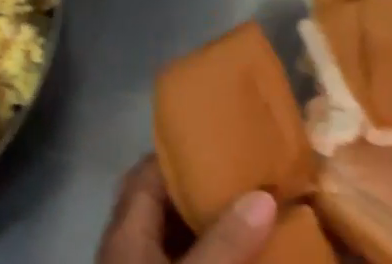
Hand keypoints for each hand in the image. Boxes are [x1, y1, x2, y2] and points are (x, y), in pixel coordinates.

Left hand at [96, 156, 276, 263]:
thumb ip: (223, 242)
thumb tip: (265, 195)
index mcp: (126, 229)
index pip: (149, 171)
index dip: (185, 152)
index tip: (225, 139)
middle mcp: (128, 247)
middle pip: (165, 203)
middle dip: (206, 189)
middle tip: (251, 177)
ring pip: (177, 237)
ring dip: (212, 226)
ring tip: (257, 213)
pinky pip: (182, 259)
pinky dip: (211, 253)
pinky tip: (243, 255)